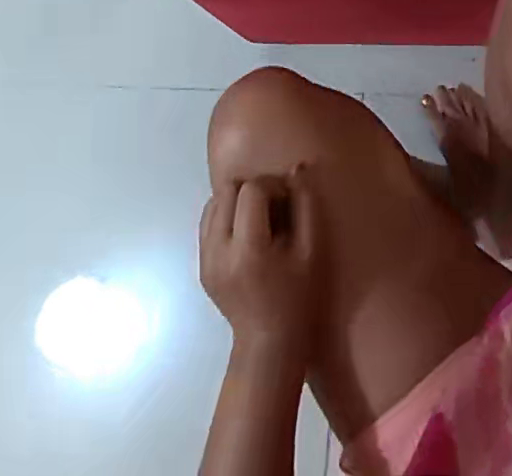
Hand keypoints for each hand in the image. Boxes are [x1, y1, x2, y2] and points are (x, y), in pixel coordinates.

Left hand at [199, 168, 320, 349]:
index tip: (290, 200)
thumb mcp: (311, 251)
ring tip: (260, 218)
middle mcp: (218, 251)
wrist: (267, 342)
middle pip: (228, 190)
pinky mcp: (200, 264)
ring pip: (214, 202)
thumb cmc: (298, 296)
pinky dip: (227, 214)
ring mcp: (205, 258)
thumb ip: (305, 206)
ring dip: (238, 199)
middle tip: (276, 206)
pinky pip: (208, 221)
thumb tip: (297, 169)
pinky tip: (247, 231)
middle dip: (255, 188)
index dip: (274, 185)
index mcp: (248, 250)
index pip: (252, 190)